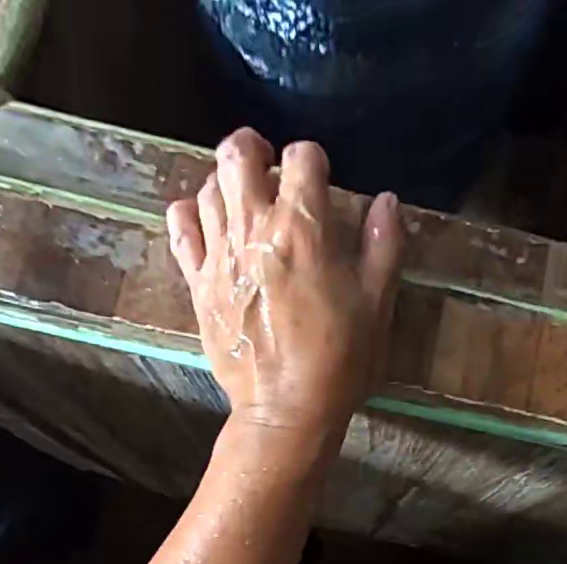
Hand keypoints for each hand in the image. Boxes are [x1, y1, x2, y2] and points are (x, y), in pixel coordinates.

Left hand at [166, 128, 404, 453]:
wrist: (286, 411)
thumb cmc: (339, 361)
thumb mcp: (377, 306)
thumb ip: (384, 246)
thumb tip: (386, 202)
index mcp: (303, 229)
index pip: (302, 157)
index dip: (314, 160)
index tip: (320, 181)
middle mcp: (254, 230)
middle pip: (237, 155)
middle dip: (255, 149)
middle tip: (267, 167)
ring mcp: (219, 257)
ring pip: (206, 187)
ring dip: (225, 183)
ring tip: (242, 201)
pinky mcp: (198, 285)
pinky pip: (180, 229)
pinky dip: (190, 214)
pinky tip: (207, 224)